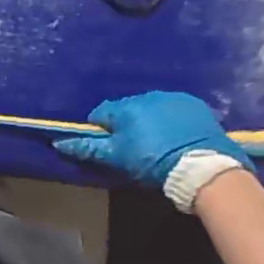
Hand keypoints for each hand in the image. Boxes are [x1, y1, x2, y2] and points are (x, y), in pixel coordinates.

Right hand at [54, 91, 252, 208]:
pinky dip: (172, 121)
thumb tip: (59, 142)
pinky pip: (175, 111)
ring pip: (151, 109)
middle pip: (127, 110)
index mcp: (125, 107)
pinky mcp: (197, 106)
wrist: (204, 167)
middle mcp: (148, 96)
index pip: (100, 114)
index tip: (108, 148)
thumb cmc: (152, 161)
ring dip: (149, 122)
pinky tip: (176, 139)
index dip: (100, 131)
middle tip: (132, 149)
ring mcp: (175, 99)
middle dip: (126, 125)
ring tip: (156, 145)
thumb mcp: (116, 158)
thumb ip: (88, 148)